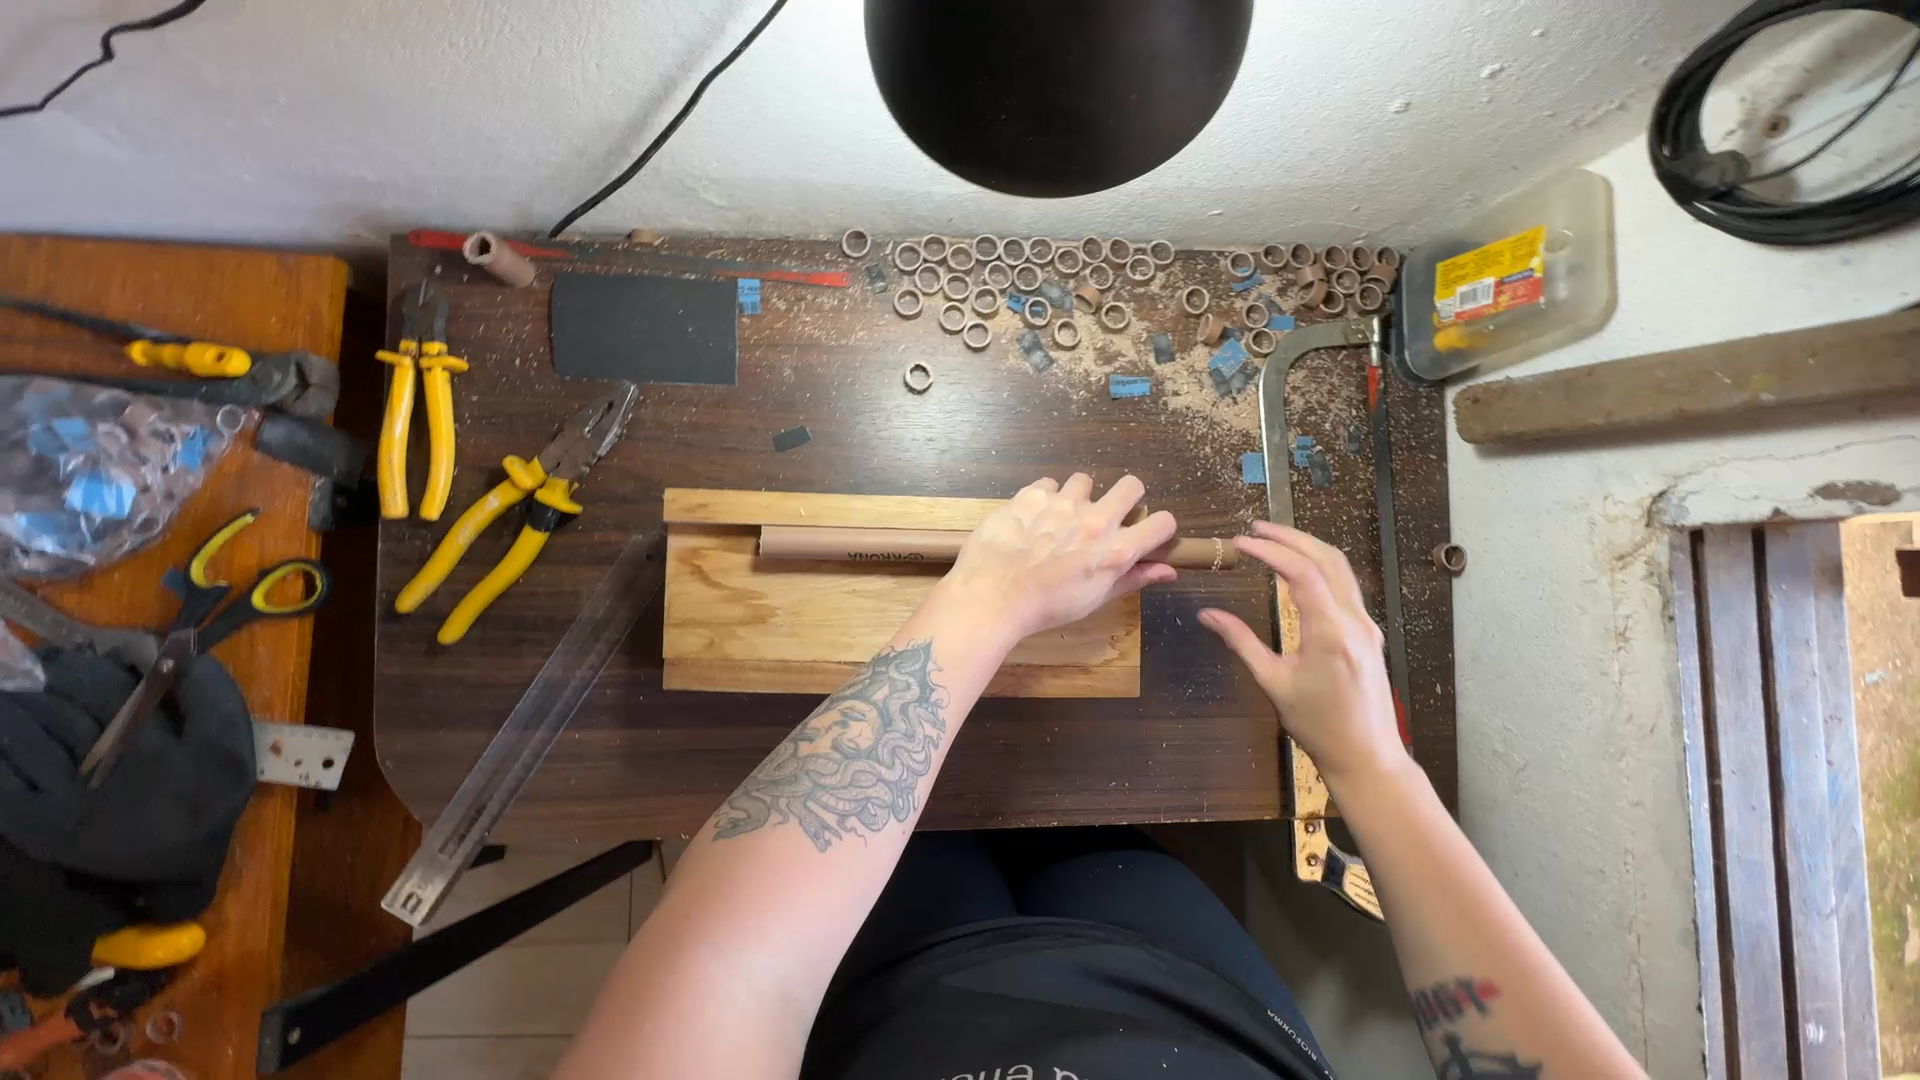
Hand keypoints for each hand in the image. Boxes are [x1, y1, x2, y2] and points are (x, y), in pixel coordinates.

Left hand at [938, 473, 1177, 642]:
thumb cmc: (1046, 607)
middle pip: (1131, 486)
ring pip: (1084, 481)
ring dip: (1078, 497)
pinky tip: (1033, 518)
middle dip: (1125, 497)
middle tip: (1106, 515)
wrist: (993, 596)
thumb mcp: (1093, 599)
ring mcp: (1063, 503)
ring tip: (1060, 518)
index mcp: (1115, 551)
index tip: (1146, 533)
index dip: (1158, 527)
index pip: (1162, 522)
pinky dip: (1045, 498)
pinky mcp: (1032, 495)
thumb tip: (1167, 571)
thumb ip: (1132, 579)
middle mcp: (1095, 521)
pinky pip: (1048, 485)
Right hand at [1198, 523, 1406, 791]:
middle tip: (1256, 529)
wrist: (1367, 755)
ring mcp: (1365, 624)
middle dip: (1291, 538)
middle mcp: (1353, 620)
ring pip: (1342, 569)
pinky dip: (1320, 567)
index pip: (1301, 572)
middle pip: (1327, 559)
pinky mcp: (1368, 632)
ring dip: (1308, 548)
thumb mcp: (1273, 682)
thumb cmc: (1316, 724)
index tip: (1241, 542)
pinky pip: (1346, 586)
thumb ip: (1241, 642)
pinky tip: (1298, 570)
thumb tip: (1207, 615)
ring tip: (1275, 540)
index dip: (1270, 551)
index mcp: (1329, 631)